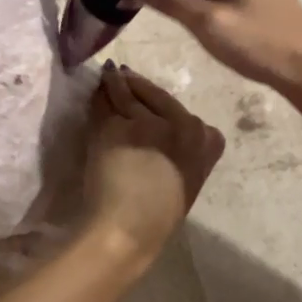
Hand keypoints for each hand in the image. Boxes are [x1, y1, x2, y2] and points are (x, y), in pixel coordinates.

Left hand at [81, 63, 224, 264]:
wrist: (130, 227)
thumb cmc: (160, 215)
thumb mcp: (190, 179)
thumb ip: (189, 151)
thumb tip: (169, 133)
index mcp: (205, 139)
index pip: (181, 109)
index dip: (160, 100)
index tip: (150, 94)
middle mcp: (180, 123)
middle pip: (156, 95)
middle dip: (139, 84)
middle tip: (124, 74)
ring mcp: (147, 121)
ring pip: (128, 93)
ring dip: (116, 81)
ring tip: (108, 74)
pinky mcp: (116, 123)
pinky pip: (106, 102)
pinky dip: (100, 96)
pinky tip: (97, 90)